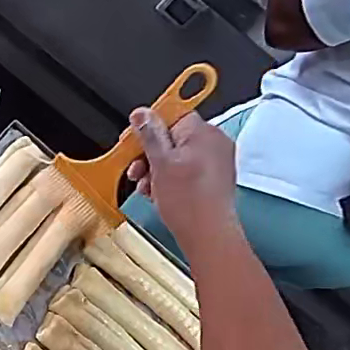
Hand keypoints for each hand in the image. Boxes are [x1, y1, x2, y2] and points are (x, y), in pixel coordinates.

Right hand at [127, 109, 239, 252]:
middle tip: (137, 169)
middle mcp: (214, 143)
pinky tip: (159, 192)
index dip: (149, 129)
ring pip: (177, 155)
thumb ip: (150, 134)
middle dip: (150, 154)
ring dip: (157, 169)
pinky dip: (170, 178)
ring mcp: (216, 161)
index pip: (171, 116)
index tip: (133, 141)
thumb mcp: (159, 163)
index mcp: (203, 133)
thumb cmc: (190, 204)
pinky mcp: (214, 179)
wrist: (208, 235)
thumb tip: (142, 114)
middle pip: (172, 137)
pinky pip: (187, 170)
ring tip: (147, 186)